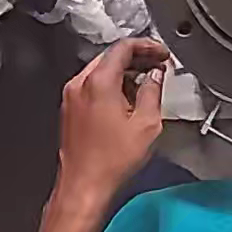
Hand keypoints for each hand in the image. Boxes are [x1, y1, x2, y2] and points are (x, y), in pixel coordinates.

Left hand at [53, 38, 171, 205]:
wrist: (83, 185)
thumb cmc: (112, 160)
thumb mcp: (147, 124)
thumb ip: (153, 91)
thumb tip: (156, 75)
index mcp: (99, 82)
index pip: (123, 47)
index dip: (147, 46)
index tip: (161, 52)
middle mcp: (80, 84)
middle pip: (111, 56)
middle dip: (137, 58)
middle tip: (158, 65)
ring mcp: (72, 96)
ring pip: (100, 70)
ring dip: (124, 71)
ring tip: (146, 82)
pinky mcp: (70, 108)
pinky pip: (92, 84)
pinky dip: (111, 83)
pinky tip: (127, 97)